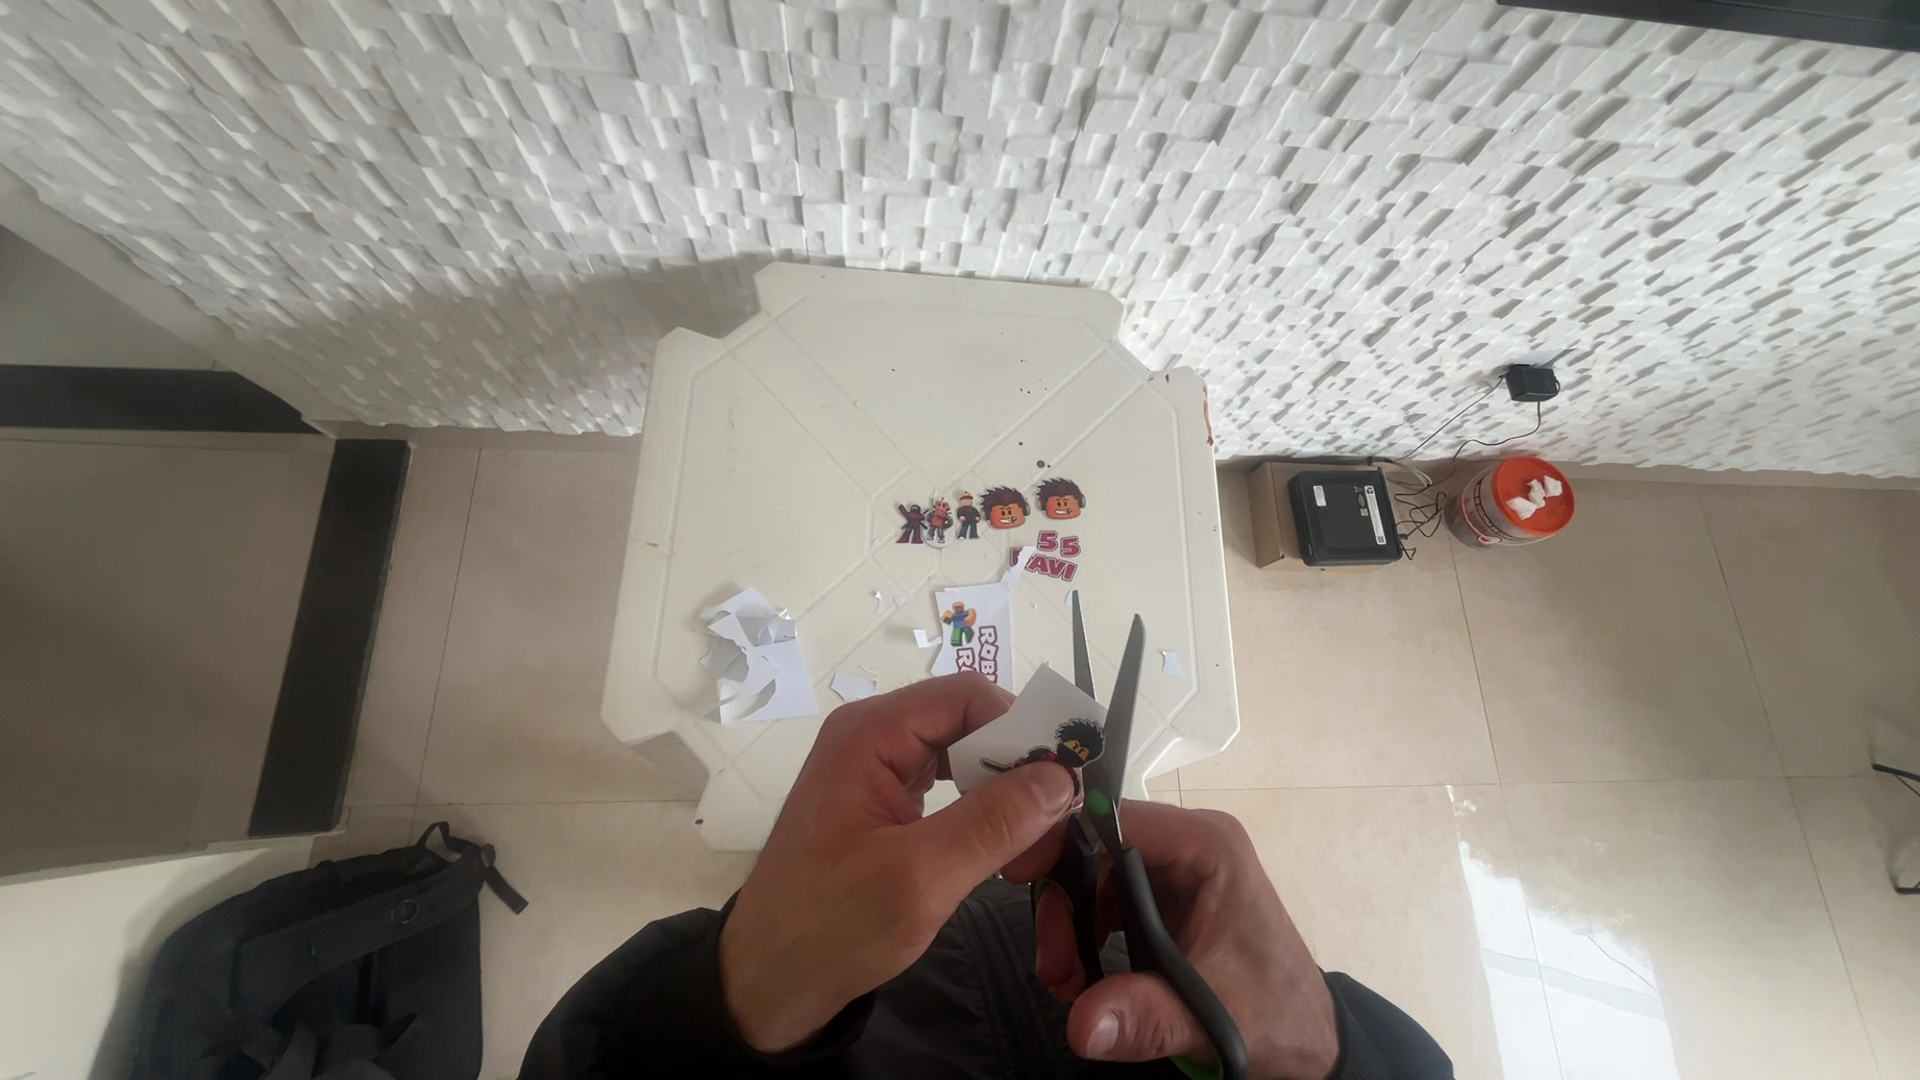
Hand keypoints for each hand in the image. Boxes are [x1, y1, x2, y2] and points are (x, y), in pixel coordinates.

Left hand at [720, 674, 1077, 1051]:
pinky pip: (949, 782)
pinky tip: (1003, 846)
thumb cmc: (829, 928)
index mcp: (871, 733)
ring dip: (1006, 791)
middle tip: (1056, 819)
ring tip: (1034, 841)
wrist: (766, 982)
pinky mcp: (884, 797)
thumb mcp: (919, 878)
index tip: (1064, 779)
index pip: (966, 696)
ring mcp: (878, 764)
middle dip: (1018, 766)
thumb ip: (993, 822)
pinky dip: (983, 809)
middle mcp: (874, 734)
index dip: (1021, 728)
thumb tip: (1061, 777)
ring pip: (965, 752)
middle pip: (969, 721)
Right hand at [1005, 800, 1339, 1079]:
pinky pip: (1106, 893)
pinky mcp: (1165, 890)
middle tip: (1052, 966)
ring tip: (1065, 980)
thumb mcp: (1213, 1014)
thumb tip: (1080, 1023)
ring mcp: (1175, 863)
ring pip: (1095, 870)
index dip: (1062, 839)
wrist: (1311, 1045)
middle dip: (1065, 901)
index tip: (1019, 876)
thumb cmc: (1278, 1017)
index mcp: (1206, 844)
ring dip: (1070, 920)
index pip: (1115, 819)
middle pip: (1097, 846)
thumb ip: (1146, 1015)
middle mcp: (1187, 840)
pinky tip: (1084, 974)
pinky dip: (1086, 929)